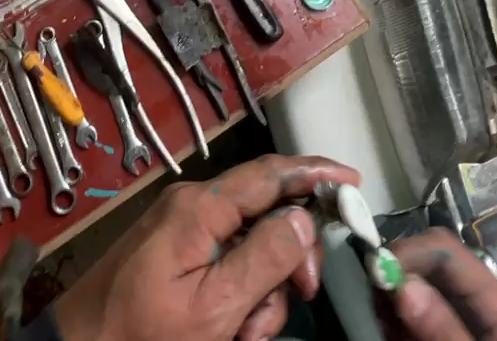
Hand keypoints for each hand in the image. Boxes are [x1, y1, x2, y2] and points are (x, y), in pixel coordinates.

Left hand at [53, 154, 359, 340]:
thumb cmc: (144, 333)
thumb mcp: (214, 308)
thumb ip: (264, 259)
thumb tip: (305, 216)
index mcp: (200, 207)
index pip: (270, 174)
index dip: (314, 172)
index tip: (352, 181)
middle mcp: (192, 205)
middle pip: (264, 214)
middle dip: (288, 259)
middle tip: (301, 297)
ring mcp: (181, 228)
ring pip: (248, 246)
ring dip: (260, 291)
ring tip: (244, 334)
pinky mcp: (173, 252)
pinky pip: (223, 261)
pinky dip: (236, 295)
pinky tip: (229, 329)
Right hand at [385, 229, 496, 340]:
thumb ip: (442, 329)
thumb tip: (402, 285)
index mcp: (495, 297)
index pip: (443, 247)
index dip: (407, 253)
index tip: (377, 279)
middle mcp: (483, 299)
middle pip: (429, 264)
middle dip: (398, 280)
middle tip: (377, 312)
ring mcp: (474, 319)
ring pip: (423, 290)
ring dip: (398, 305)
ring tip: (387, 332)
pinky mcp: (464, 336)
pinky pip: (428, 316)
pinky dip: (407, 325)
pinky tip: (399, 340)